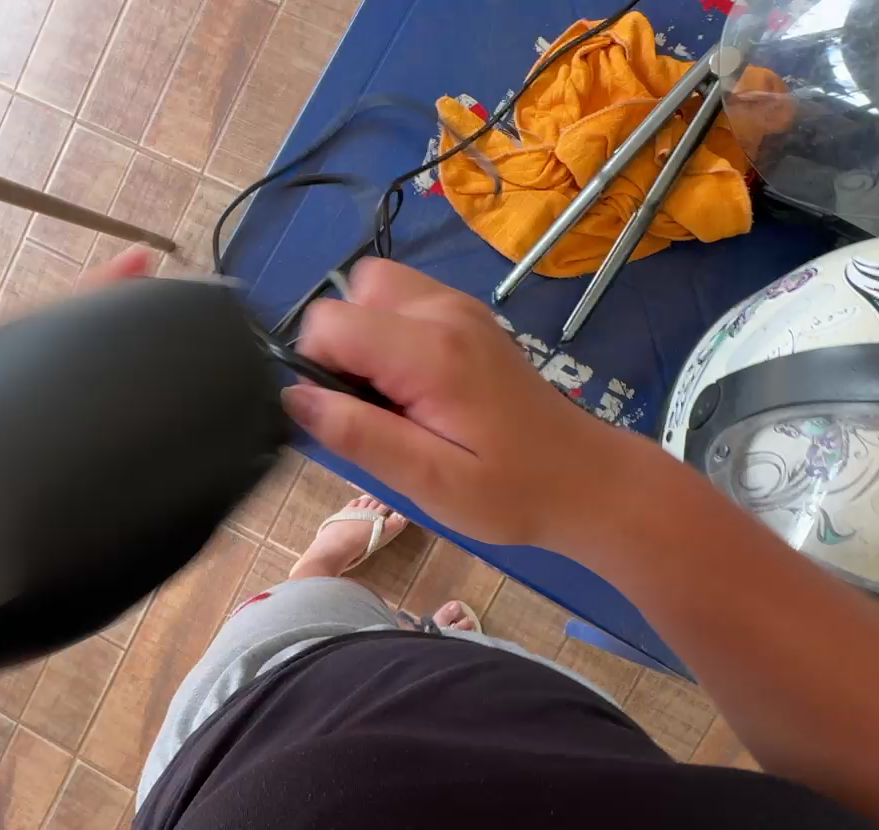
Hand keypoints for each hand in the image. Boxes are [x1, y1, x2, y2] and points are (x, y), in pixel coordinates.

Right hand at [286, 258, 655, 549]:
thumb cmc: (508, 492)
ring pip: (377, 288)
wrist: (584, 480)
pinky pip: (405, 301)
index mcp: (431, 351)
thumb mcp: (426, 480)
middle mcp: (445, 311)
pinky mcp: (469, 317)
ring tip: (390, 394)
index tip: (344, 414)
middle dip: (340, 344)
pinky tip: (413, 384)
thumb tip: (294, 397)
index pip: (329, 322)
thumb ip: (357, 434)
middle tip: (369, 404)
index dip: (316, 367)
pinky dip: (390, 332)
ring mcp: (461, 308)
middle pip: (352, 290)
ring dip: (364, 335)